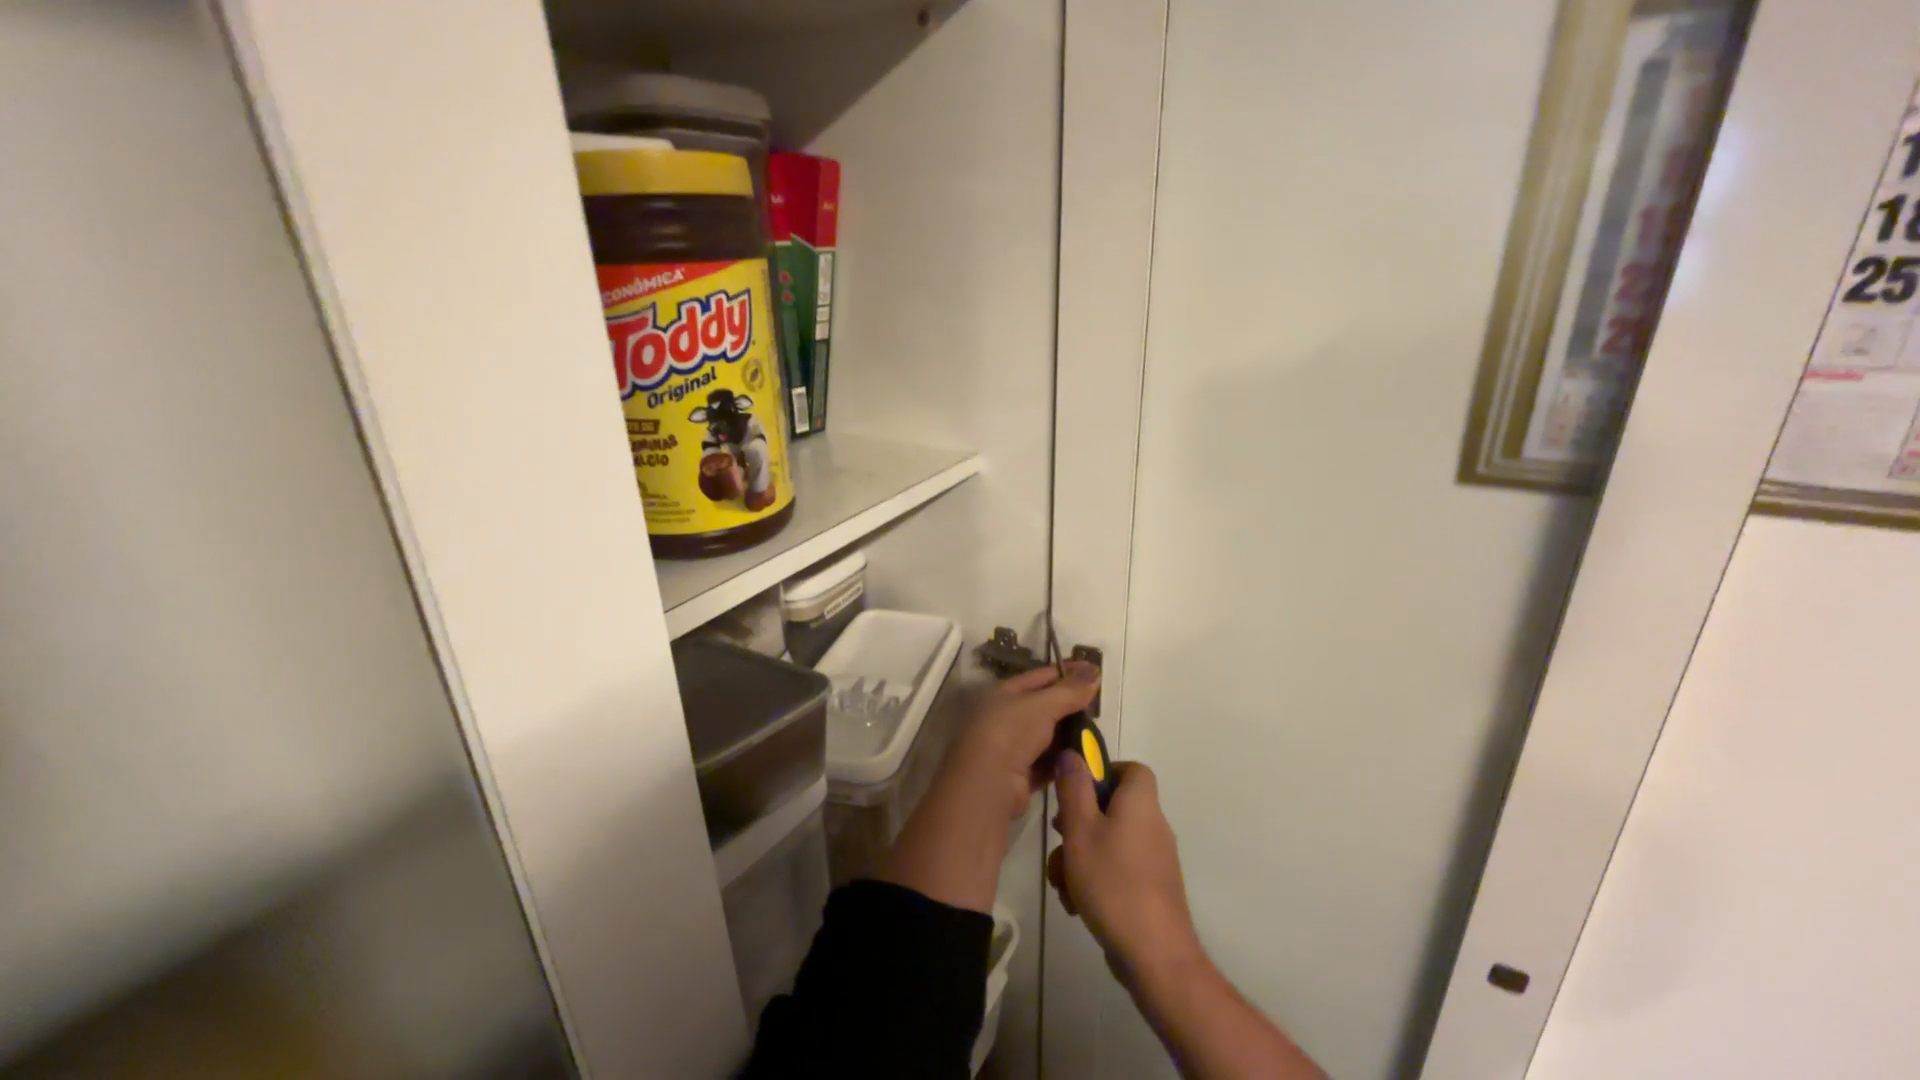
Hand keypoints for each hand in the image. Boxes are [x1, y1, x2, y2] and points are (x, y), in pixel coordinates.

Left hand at [879, 662, 1098, 912]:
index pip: (1041, 676)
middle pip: (1045, 708)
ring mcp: (1011, 748)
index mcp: (1005, 693)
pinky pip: (1047, 763)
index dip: (1067, 672)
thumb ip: (1070, 690)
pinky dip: (1062, 761)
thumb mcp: (1043, 704)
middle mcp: (1005, 718)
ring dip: (1069, 736)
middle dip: (1071, 707)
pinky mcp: (1020, 776)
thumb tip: (1094, 671)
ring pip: (1047, 737)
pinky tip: (1084, 760)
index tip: (1095, 671)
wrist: (988, 782)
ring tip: (1096, 735)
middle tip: (1099, 708)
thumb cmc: (1012, 732)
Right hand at [1049, 758, 1204, 981]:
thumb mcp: (1081, 830)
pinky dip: (1095, 879)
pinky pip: (1118, 870)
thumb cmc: (1113, 882)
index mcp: (1141, 804)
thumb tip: (1073, 754)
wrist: (1153, 952)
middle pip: (1113, 808)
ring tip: (1061, 882)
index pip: (1132, 769)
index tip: (1075, 790)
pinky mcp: (1150, 889)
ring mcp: (1154, 860)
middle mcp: (1153, 826)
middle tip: (1059, 838)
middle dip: (1078, 823)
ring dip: (1080, 857)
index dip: (1103, 772)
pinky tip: (1076, 903)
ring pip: (1109, 843)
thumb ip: (1074, 789)